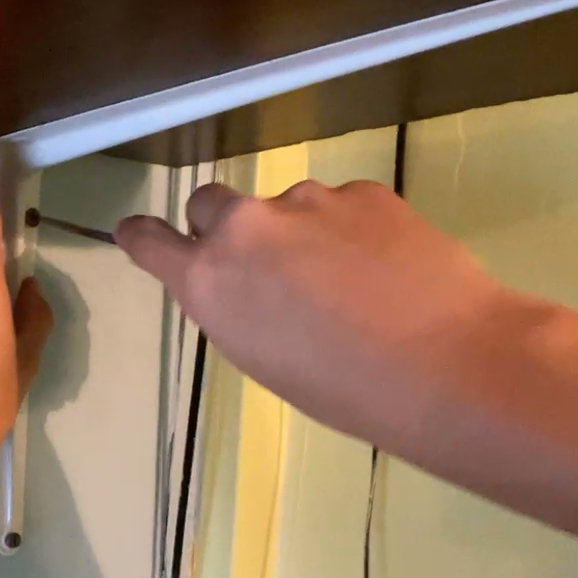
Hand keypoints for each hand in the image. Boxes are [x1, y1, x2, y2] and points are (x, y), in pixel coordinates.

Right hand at [116, 179, 521, 442]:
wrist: (442, 361)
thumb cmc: (337, 387)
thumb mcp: (258, 355)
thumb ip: (233, 306)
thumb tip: (243, 282)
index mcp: (208, 281)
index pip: (150, 242)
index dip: (140, 236)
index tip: (136, 232)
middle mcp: (244, 229)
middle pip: (209, 204)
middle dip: (221, 229)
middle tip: (259, 266)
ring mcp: (305, 200)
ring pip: (281, 208)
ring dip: (294, 233)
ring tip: (343, 281)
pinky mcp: (362, 190)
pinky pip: (336, 206)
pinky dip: (345, 231)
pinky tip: (380, 268)